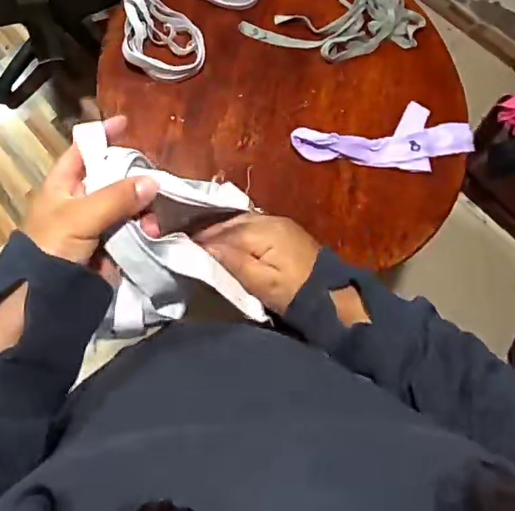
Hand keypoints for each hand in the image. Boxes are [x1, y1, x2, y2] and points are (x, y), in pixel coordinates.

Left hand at [0, 117, 156, 357]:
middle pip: (112, 176)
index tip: (126, 123)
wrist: (40, 305)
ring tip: (153, 219)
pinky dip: (144, 228)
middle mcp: (79, 200)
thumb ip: (116, 197)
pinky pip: (131, 229)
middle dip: (134, 176)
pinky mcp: (108, 248)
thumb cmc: (50, 249)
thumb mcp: (79, 217)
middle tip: (155, 179)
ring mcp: (95, 225)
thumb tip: (152, 181)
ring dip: (143, 207)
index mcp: (62, 185)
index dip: (102, 135)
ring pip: (126, 204)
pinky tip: (153, 231)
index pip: (83, 150)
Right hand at [195, 213, 322, 313]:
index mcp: (262, 230)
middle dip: (209, 231)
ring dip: (221, 230)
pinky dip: (235, 230)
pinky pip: (251, 223)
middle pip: (230, 222)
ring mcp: (277, 222)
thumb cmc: (294, 292)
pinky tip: (228, 240)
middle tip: (187, 242)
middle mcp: (268, 219)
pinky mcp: (283, 229)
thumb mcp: (262, 282)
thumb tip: (205, 246)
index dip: (202, 239)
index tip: (181, 245)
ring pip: (240, 220)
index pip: (224, 231)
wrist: (333, 296)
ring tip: (203, 242)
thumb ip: (234, 261)